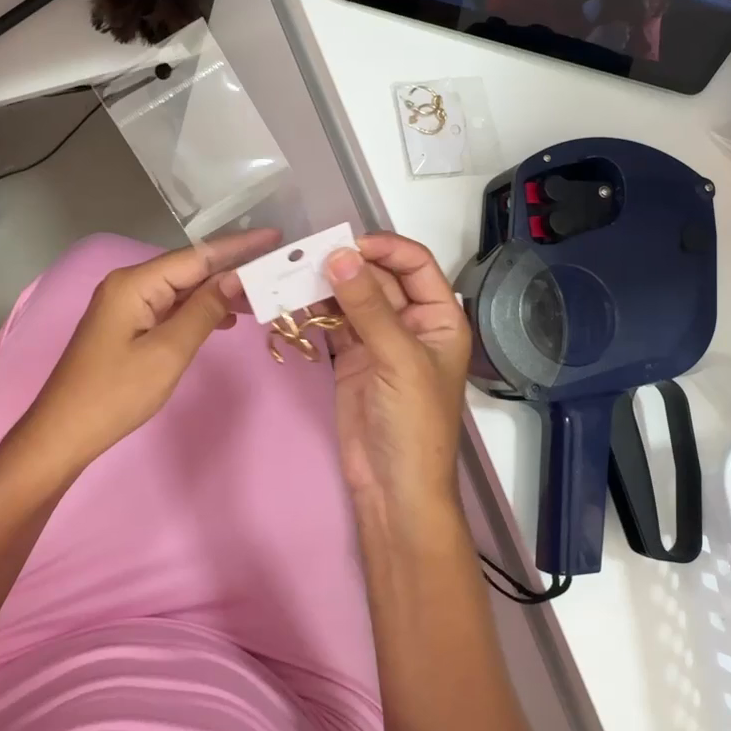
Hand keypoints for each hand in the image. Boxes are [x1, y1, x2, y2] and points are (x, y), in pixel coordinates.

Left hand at [20, 229, 280, 468]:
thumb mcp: (168, 352)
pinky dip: (198, 310)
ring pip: (181, 288)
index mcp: (135, 283)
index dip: (239, 246)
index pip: (197, 255)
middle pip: (189, 268)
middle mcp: (129, 284)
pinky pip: (169, 307)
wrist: (64, 432)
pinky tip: (224, 318)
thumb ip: (204, 310)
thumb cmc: (115, 393)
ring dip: (218, 292)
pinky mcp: (126, 325)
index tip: (276, 237)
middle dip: (232, 269)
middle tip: (277, 271)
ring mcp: (125, 304)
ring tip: (259, 296)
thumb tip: (236, 276)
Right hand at [320, 234, 471, 522]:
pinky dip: (313, 311)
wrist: (393, 487)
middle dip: (346, 264)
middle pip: (378, 278)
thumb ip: (368, 306)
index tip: (346, 244)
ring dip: (325, 285)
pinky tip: (291, 300)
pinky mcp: (351, 358)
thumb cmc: (413, 423)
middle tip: (305, 256)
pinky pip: (332, 323)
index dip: (385, 249)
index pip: (415, 265)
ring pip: (351, 298)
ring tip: (292, 274)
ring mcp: (378, 340)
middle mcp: (410, 322)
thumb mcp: (397, 358)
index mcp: (439, 317)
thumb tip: (339, 255)